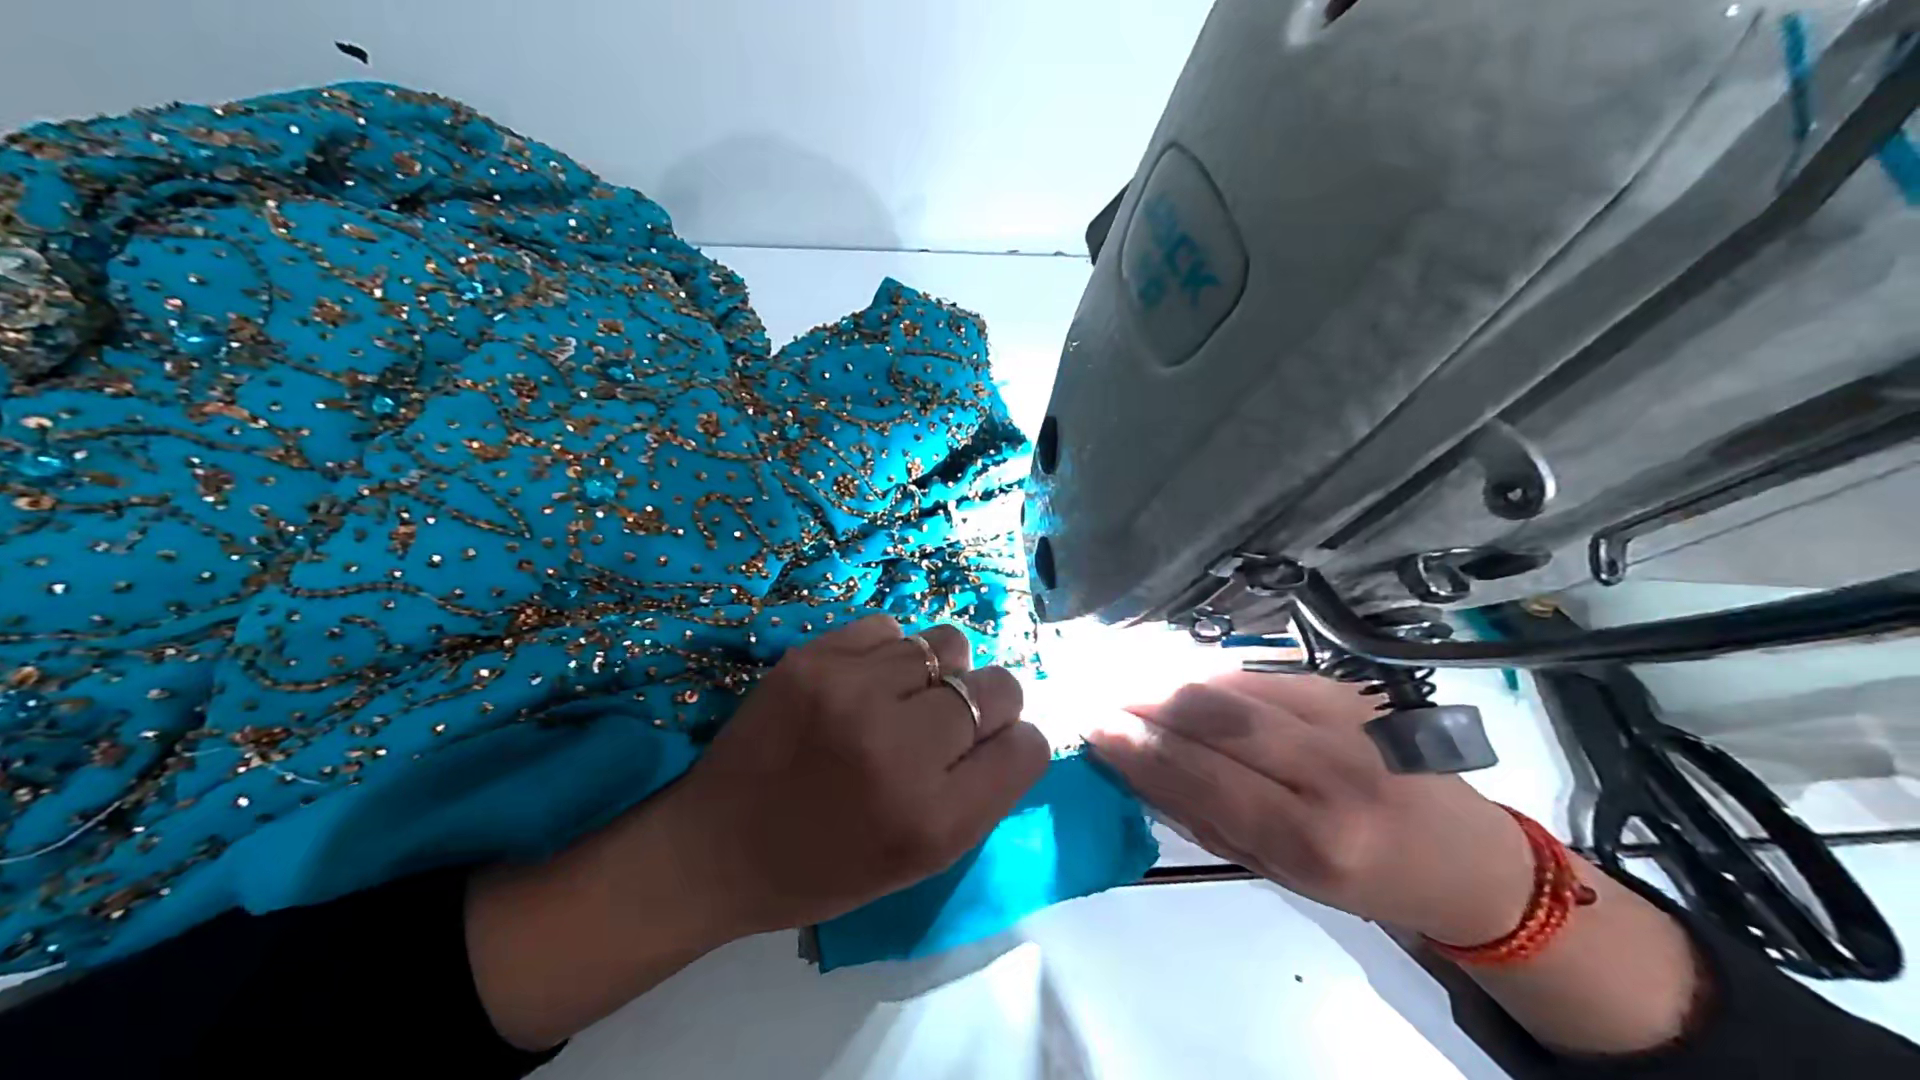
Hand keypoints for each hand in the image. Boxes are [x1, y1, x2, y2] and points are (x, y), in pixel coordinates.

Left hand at [667, 614, 1050, 937]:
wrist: (716, 845)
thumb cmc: (824, 867)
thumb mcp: (920, 861)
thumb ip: (980, 795)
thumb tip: (1013, 728)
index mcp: (934, 819)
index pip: (1028, 747)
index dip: (1015, 745)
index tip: (987, 750)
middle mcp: (901, 748)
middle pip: (1000, 687)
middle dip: (988, 704)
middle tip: (946, 723)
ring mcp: (853, 692)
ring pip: (950, 644)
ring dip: (940, 673)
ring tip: (904, 698)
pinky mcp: (813, 658)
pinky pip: (893, 628)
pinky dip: (892, 654)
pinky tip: (865, 683)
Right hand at [1088, 672, 1533, 944]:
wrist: (1465, 855)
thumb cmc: (1366, 882)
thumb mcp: (1279, 871)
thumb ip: (1201, 816)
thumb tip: (1133, 767)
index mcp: (1315, 840)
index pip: (1205, 779)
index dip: (1141, 748)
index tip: (1094, 726)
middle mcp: (1333, 773)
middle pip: (1216, 717)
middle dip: (1146, 700)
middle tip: (1100, 693)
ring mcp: (1344, 719)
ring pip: (1233, 685)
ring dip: (1168, 679)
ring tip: (1124, 679)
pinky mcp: (1345, 689)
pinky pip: (1257, 674)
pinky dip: (1205, 675)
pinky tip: (1175, 676)